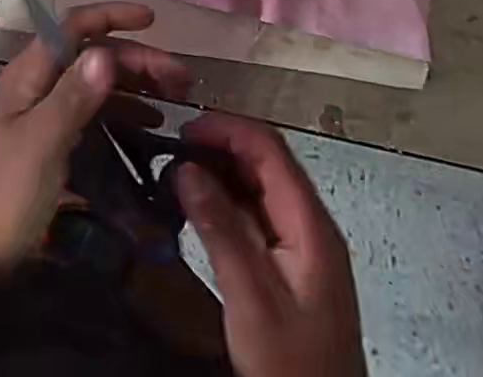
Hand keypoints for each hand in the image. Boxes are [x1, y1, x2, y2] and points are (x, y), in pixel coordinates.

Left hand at [0, 2, 192, 274]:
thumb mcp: (42, 142)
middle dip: (135, 58)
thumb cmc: (3, 194)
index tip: (152, 21)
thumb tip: (107, 52)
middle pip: (91, 55)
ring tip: (174, 99)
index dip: (111, 16)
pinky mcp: (51, 140)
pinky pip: (93, 112)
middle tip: (181, 78)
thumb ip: (73, 96)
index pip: (73, 26)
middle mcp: (37, 84)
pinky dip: (122, 111)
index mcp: (30, 74)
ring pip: (95, 83)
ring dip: (133, 84)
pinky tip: (148, 126)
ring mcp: (44, 112)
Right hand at [175, 113, 362, 376]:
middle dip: (220, 144)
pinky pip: (254, 210)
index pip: (269, 149)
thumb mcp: (251, 298)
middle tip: (172, 148)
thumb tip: (186, 169)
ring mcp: (299, 242)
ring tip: (176, 169)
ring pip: (258, 183)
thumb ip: (221, 230)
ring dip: (219, 169)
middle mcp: (308, 223)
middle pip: (266, 160)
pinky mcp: (287, 260)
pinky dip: (224, 197)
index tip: (183, 130)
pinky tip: (195, 203)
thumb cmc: (292, 364)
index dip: (227, 129)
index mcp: (309, 223)